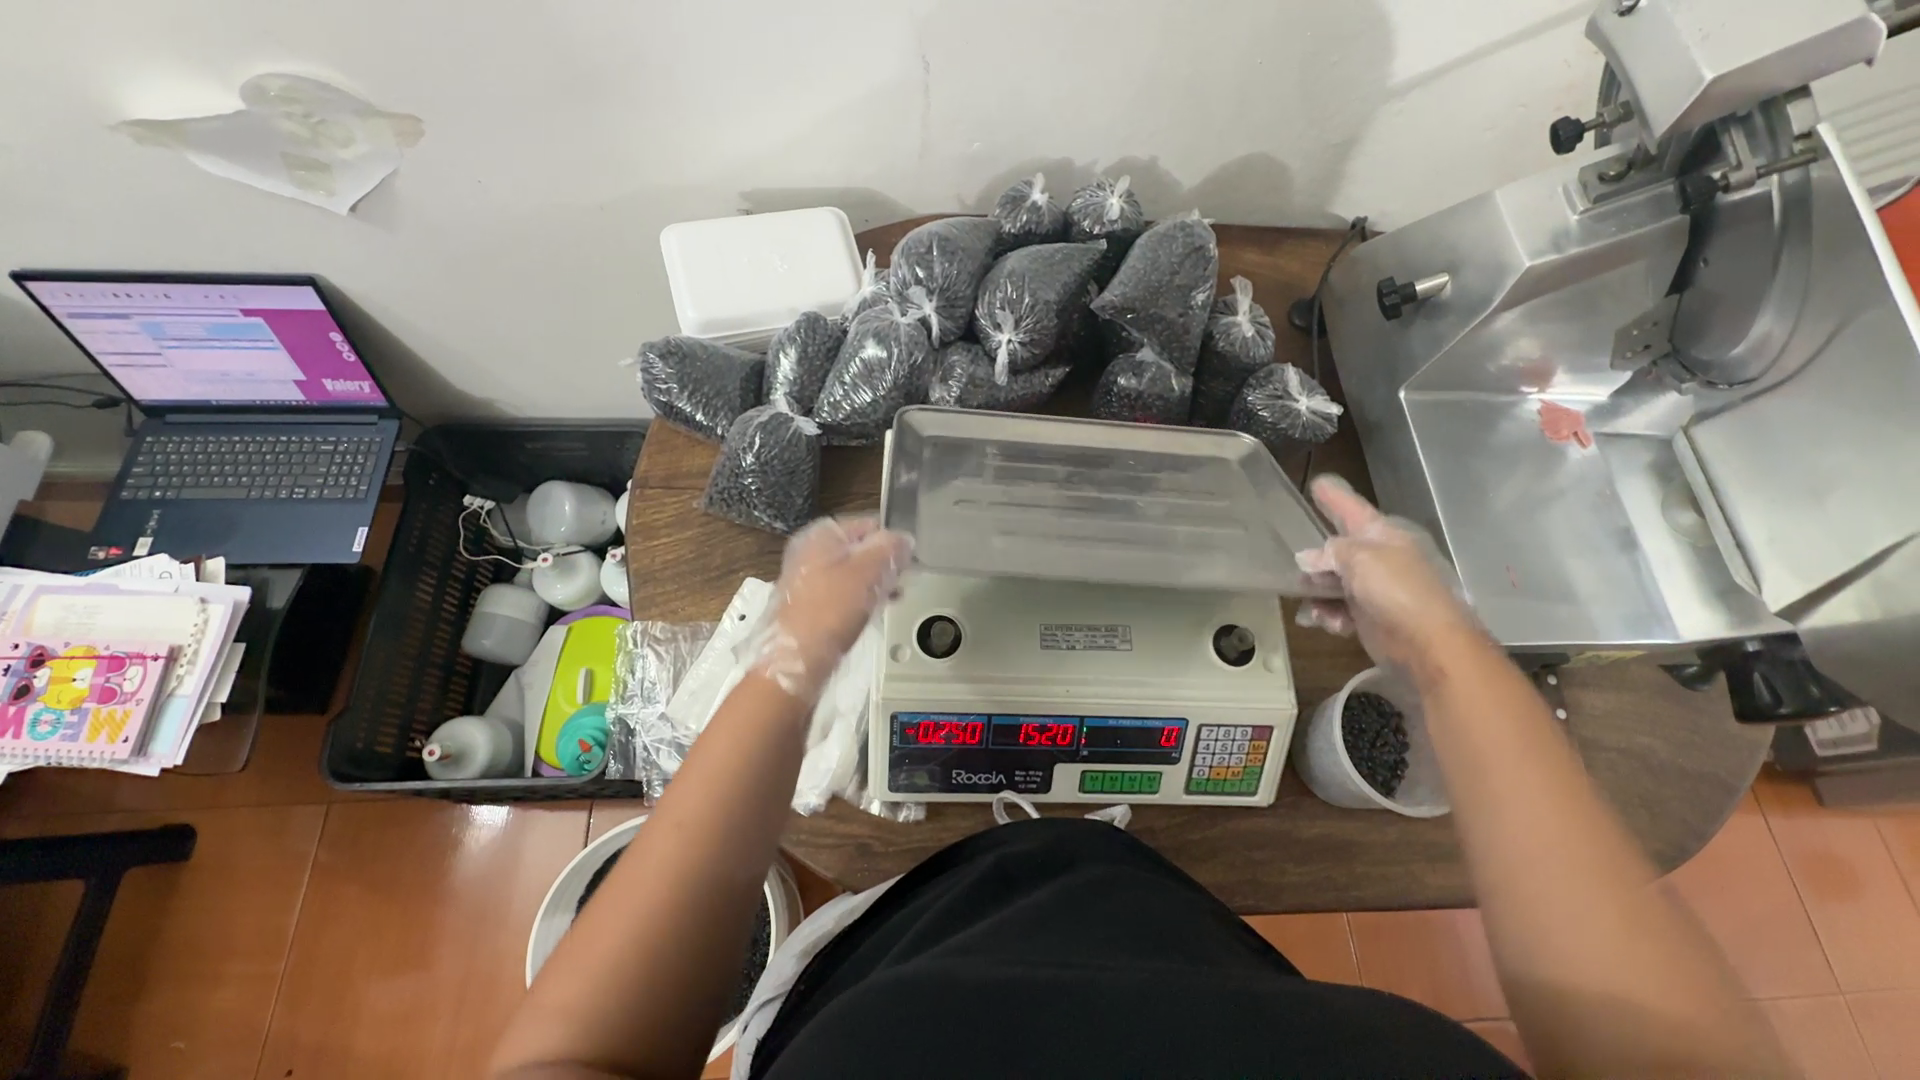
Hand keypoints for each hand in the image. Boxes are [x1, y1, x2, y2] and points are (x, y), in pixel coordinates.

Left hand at [750, 517, 913, 702]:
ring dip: (874, 581)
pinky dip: (860, 597)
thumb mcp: (867, 572)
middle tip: (903, 579)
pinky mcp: (808, 603)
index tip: (909, 559)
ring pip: (851, 571)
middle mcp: (810, 551)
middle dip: (884, 562)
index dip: (891, 539)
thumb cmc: (831, 610)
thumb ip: (889, 548)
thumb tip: (905, 538)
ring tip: (893, 596)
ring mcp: (806, 578)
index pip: (867, 523)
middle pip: (858, 548)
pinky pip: (841, 592)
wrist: (795, 658)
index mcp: (821, 535)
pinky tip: (873, 610)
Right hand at [1294, 475, 1486, 680]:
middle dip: (1316, 558)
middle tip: (1295, 564)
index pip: (1353, 508)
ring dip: (1318, 593)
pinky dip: (1329, 615)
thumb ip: (1330, 552)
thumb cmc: (1397, 589)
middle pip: (1338, 549)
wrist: (1428, 643)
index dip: (1334, 497)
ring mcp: (1374, 588)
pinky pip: (1338, 609)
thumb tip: (1307, 558)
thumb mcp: (1360, 558)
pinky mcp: (1369, 617)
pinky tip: (1326, 622)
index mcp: (1383, 535)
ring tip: (1312, 606)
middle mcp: (1379, 558)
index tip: (1317, 482)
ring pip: (1332, 582)